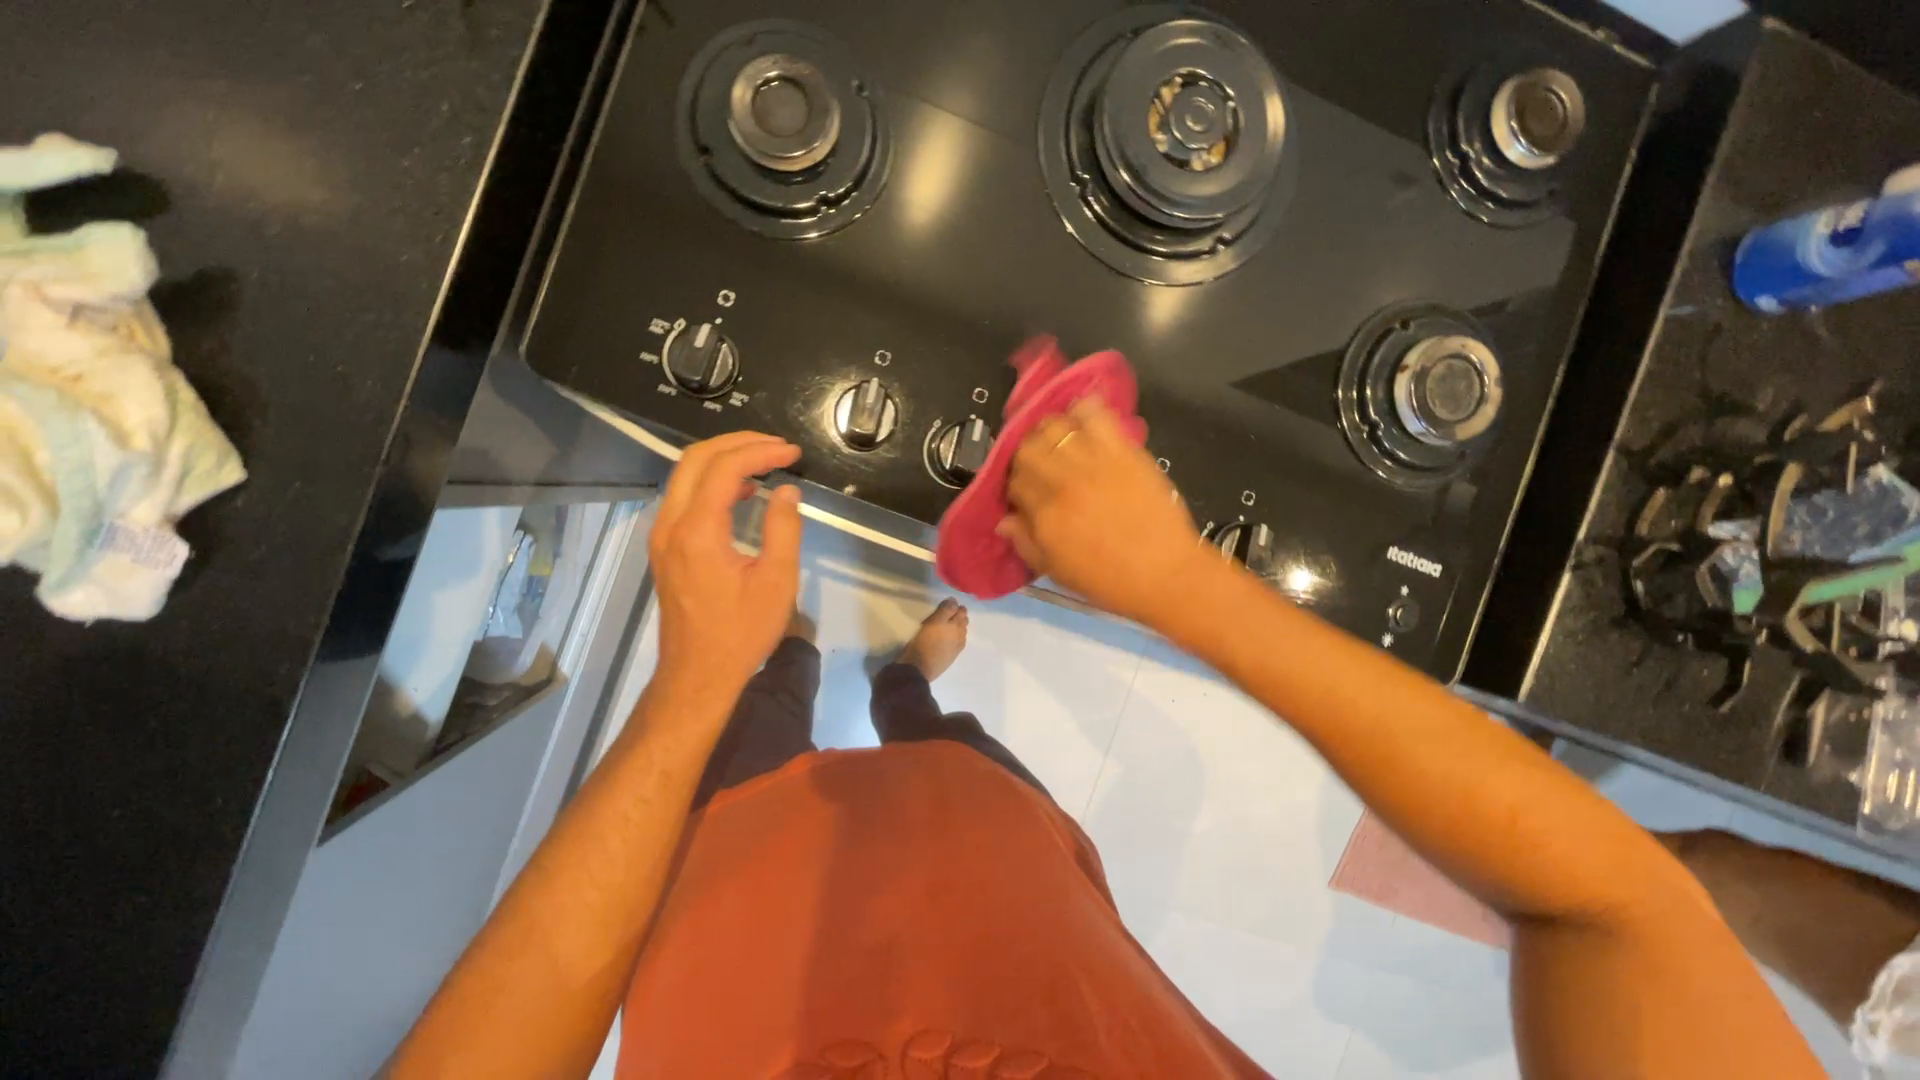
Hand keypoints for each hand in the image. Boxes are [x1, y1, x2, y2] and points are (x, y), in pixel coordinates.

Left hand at [648, 432, 804, 704]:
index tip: (793, 453)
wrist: (698, 674)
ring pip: (685, 474)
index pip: (725, 468)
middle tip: (777, 446)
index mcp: (697, 531)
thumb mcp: (777, 582)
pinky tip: (743, 491)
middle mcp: (670, 524)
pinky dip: (712, 480)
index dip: (761, 451)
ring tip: (765, 460)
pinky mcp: (665, 547)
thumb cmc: (741, 633)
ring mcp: (662, 535)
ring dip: (723, 459)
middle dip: (738, 443)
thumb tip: (787, 491)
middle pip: (696, 459)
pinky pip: (684, 496)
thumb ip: (783, 529)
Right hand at [999, 398, 1211, 625]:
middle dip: (1028, 455)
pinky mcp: (1123, 451)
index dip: (1018, 484)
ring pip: (1054, 428)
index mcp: (1044, 514)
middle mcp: (1063, 483)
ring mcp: (1094, 463)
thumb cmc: (1111, 580)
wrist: (1165, 574)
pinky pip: (1096, 416)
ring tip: (1060, 442)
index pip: (1015, 481)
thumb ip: (1027, 543)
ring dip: (1051, 432)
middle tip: (1041, 465)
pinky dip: (1085, 410)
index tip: (1028, 491)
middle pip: (1028, 449)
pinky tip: (1084, 418)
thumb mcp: (1058, 571)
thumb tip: (1004, 521)